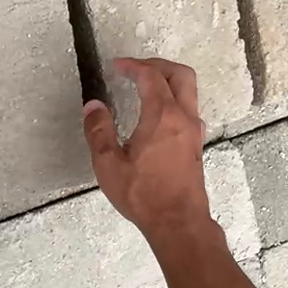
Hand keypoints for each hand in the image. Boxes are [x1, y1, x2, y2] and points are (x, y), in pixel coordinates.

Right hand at [83, 57, 213, 240]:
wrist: (178, 222)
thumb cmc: (143, 195)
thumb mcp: (108, 164)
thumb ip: (98, 131)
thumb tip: (93, 106)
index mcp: (162, 116)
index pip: (151, 77)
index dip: (133, 66)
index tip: (117, 65)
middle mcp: (183, 118)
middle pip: (180, 75)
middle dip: (157, 65)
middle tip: (135, 68)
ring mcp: (193, 132)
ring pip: (188, 91)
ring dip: (168, 81)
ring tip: (145, 87)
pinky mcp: (195, 146)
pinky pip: (188, 109)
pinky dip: (173, 100)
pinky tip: (156, 115)